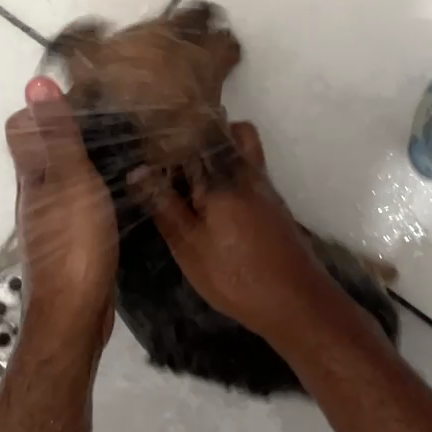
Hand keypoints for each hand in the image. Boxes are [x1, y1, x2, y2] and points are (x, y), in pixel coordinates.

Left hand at [4, 77, 117, 354]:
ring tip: (125, 141)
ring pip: (64, 174)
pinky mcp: (74, 239)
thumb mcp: (70, 180)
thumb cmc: (73, 244)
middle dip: (70, 128)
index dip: (43, 107)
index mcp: (32, 175)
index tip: (83, 92)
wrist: (75, 315)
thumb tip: (35, 83)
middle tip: (114, 112)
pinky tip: (124, 184)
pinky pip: (82, 198)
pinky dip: (98, 184)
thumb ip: (59, 135)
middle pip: (44, 150)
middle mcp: (37, 193)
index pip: (21, 128)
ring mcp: (53, 219)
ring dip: (86, 156)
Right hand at [133, 122, 337, 340]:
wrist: (295, 302)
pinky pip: (250, 170)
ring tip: (191, 176)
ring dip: (222, 151)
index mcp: (222, 174)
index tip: (153, 135)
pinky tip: (214, 200)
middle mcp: (247, 170)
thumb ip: (164, 205)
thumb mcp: (189, 245)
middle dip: (204, 132)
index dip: (176, 129)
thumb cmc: (234, 274)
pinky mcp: (274, 204)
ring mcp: (265, 186)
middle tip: (175, 152)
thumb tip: (136, 171)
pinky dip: (232, 173)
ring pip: (244, 148)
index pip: (198, 132)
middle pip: (231, 130)